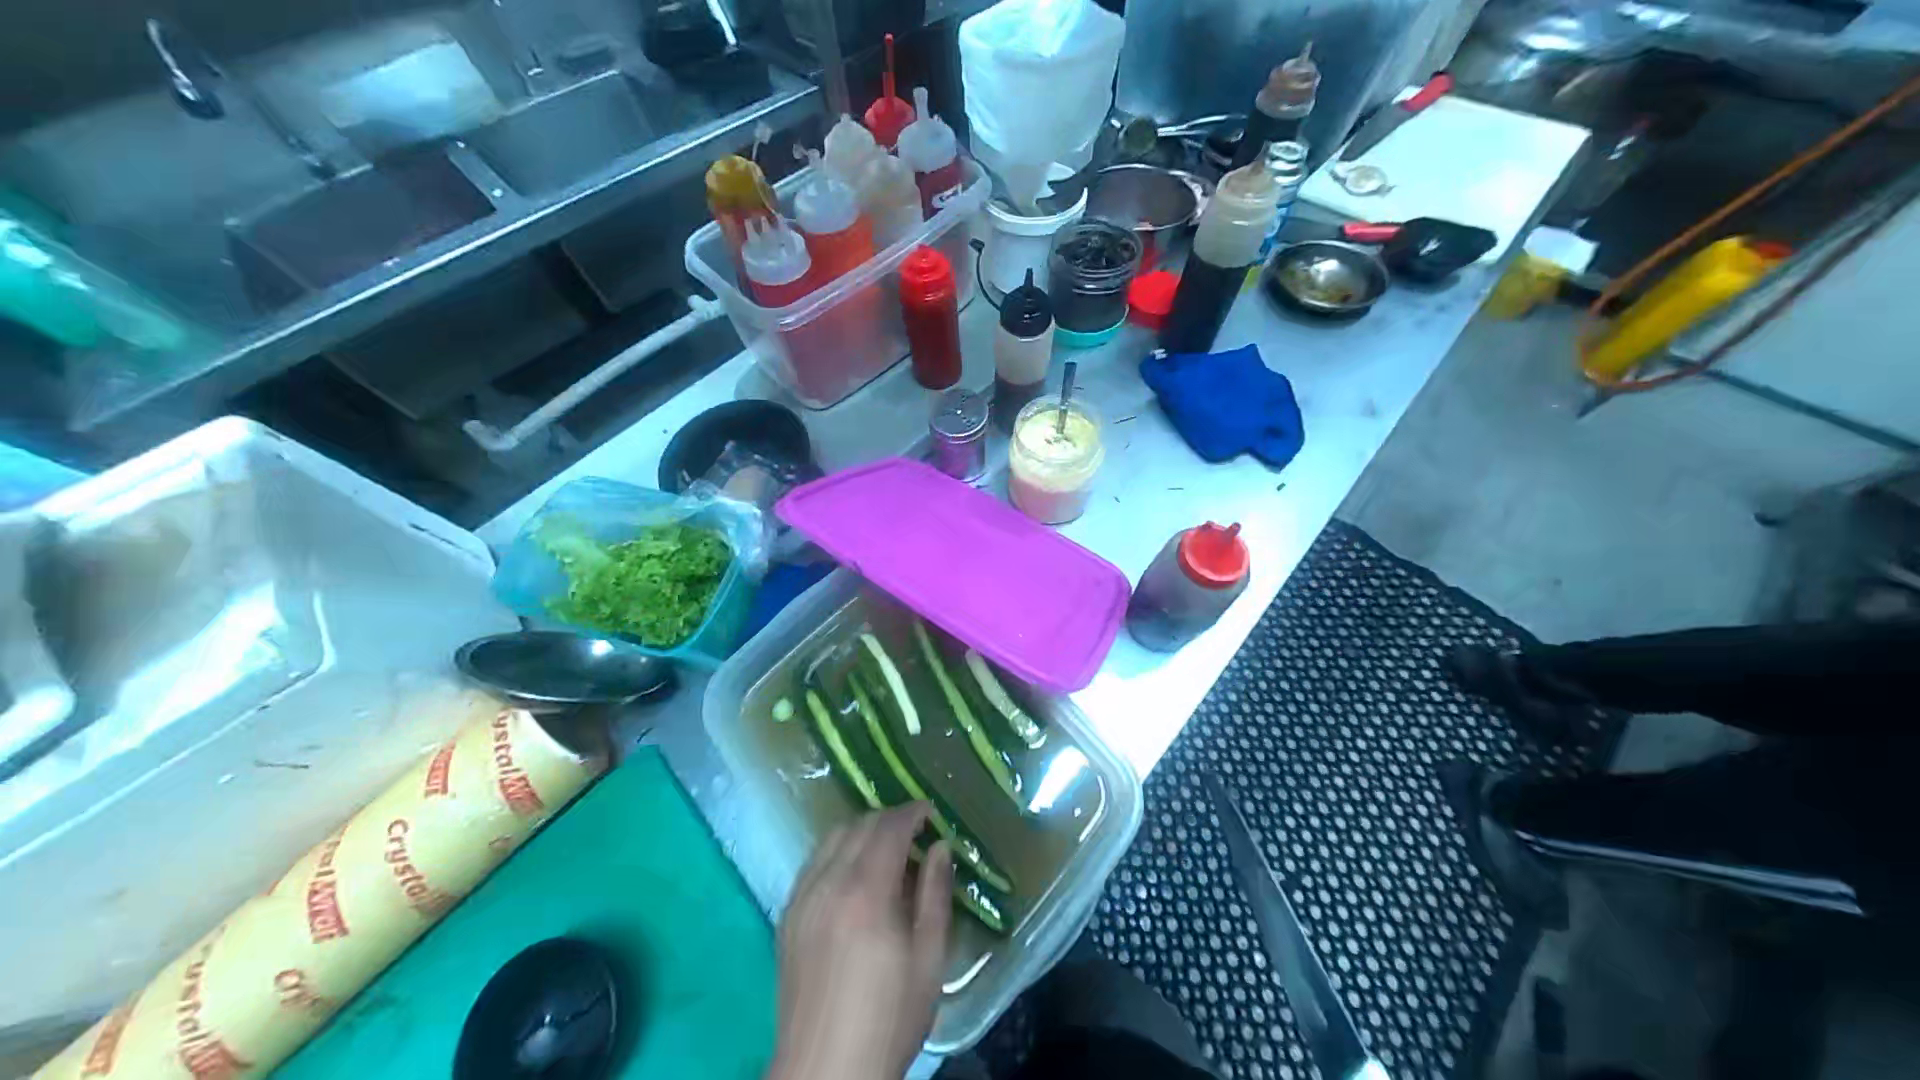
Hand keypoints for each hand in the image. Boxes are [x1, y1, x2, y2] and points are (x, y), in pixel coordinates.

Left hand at [767, 804, 952, 1079]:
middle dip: (889, 820)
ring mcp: (802, 898)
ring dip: (861, 832)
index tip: (931, 812)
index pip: (888, 828)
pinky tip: (853, 875)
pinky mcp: (787, 916)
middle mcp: (828, 883)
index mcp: (866, 892)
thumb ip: (935, 894)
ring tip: (885, 850)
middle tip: (914, 832)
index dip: (912, 813)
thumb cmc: (889, 1017)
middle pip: (858, 826)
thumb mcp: (928, 959)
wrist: (826, 1070)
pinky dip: (837, 852)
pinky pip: (813, 863)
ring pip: (831, 839)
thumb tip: (940, 847)